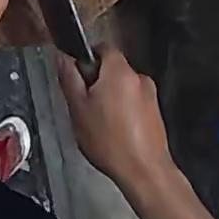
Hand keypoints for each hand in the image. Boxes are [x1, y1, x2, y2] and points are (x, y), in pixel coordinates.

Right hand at [57, 47, 175, 190]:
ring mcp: (150, 95)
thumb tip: (63, 58)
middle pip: (113, 69)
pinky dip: (123, 111)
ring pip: (123, 87)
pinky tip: (115, 132)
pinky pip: (134, 103)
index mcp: (119, 71)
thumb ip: (69, 78)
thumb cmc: (109, 140)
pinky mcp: (155, 112)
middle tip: (84, 105)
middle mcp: (138, 77)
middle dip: (97, 82)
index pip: (103, 48)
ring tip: (100, 123)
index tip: (78, 77)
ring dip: (110, 98)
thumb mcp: (78, 108)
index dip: (87, 59)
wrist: (144, 170)